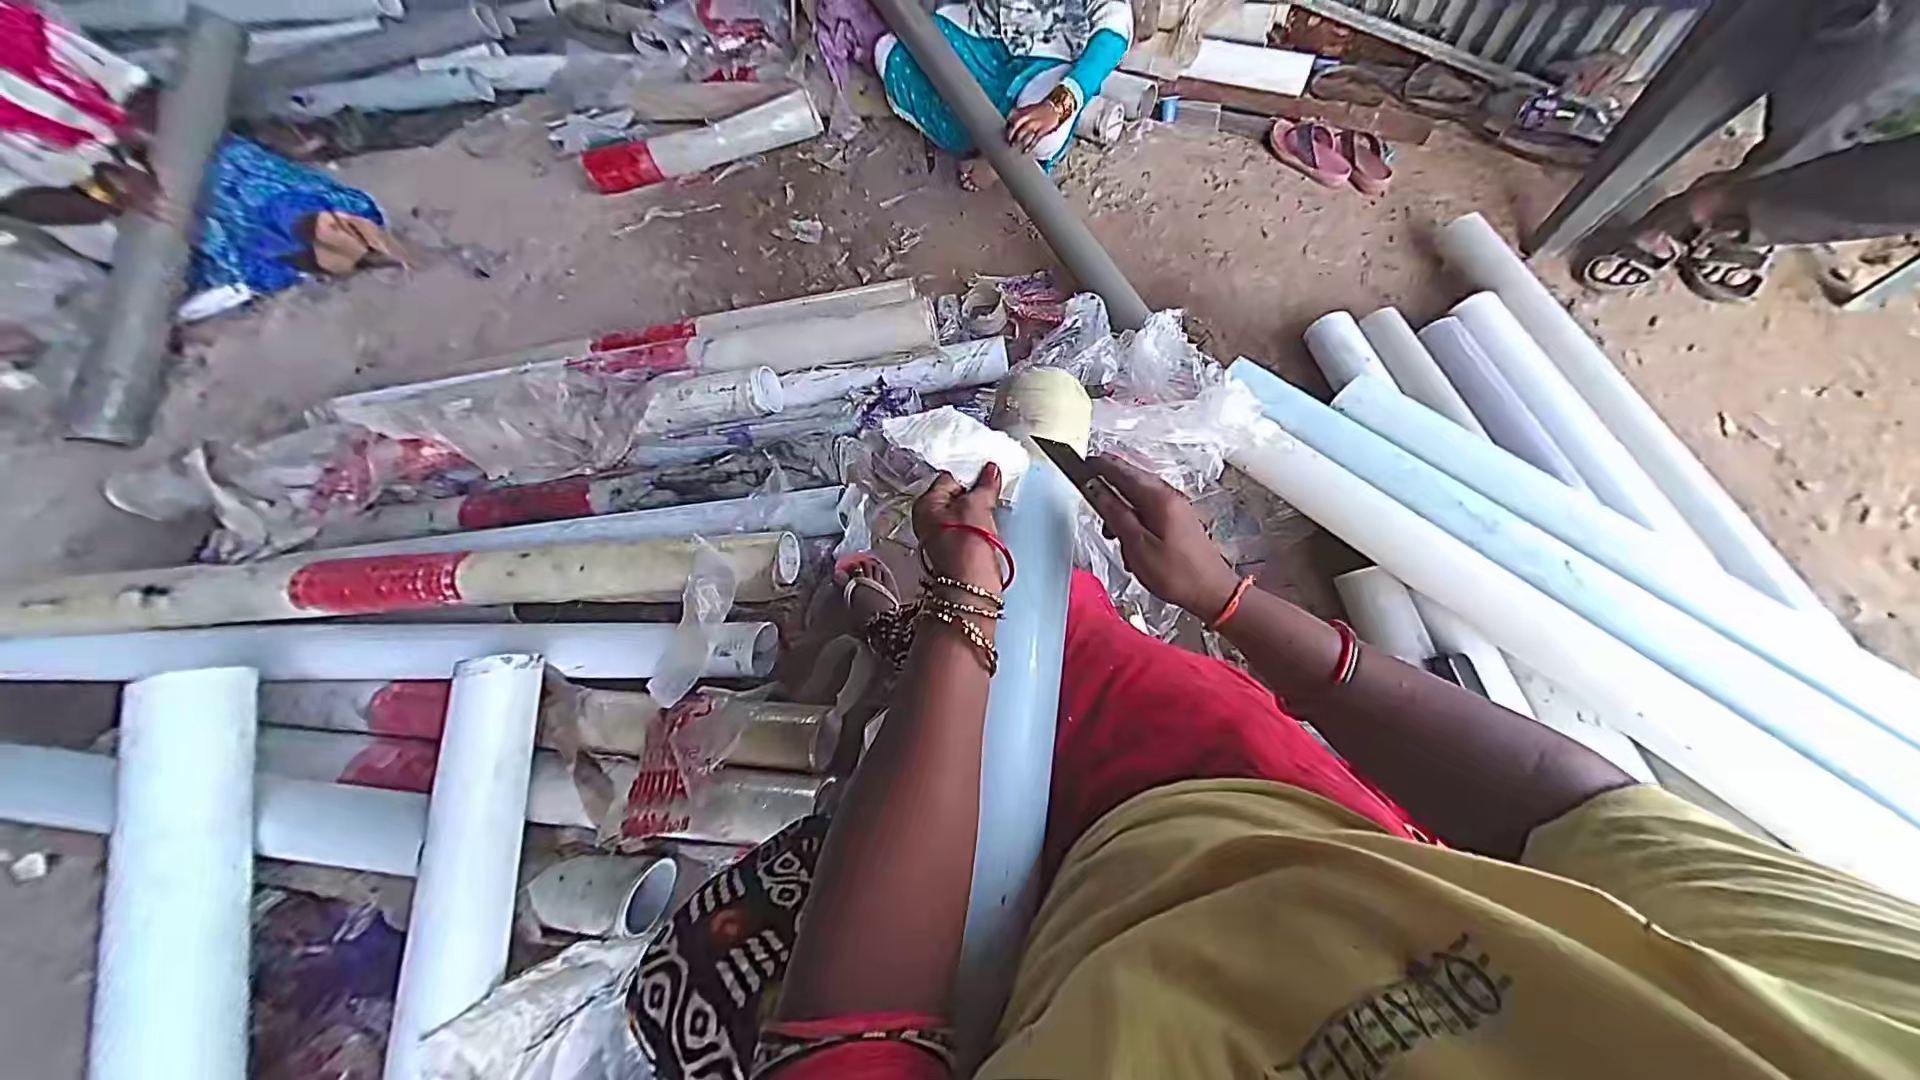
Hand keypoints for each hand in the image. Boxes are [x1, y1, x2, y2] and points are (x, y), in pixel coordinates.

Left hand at [914, 464, 1004, 592]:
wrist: (972, 585)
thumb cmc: (965, 548)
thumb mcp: (977, 505)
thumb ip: (985, 485)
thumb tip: (990, 471)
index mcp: (925, 505)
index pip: (949, 478)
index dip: (970, 476)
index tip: (987, 475)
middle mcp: (929, 521)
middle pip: (957, 496)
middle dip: (975, 494)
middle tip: (990, 494)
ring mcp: (944, 537)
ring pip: (965, 513)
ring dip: (980, 511)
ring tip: (990, 515)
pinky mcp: (959, 550)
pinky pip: (972, 529)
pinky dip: (982, 526)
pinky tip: (989, 530)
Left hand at [1006, 99, 1066, 152]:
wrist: (1055, 108)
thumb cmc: (1039, 111)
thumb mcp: (1028, 110)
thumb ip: (1018, 117)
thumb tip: (1008, 126)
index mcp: (1025, 110)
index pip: (1013, 117)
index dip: (1007, 126)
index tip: (1003, 133)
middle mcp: (1030, 115)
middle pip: (1017, 124)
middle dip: (1010, 133)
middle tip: (1007, 141)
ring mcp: (1037, 123)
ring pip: (1024, 131)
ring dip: (1018, 140)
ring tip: (1013, 146)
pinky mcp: (1043, 130)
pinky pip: (1035, 139)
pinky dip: (1029, 146)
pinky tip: (1025, 151)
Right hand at [1082, 455, 1241, 617]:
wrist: (1212, 592)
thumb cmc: (1175, 573)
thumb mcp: (1137, 545)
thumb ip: (1115, 514)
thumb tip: (1097, 490)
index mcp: (1158, 499)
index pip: (1123, 472)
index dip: (1100, 466)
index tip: (1084, 463)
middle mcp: (1169, 496)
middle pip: (1132, 479)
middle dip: (1109, 483)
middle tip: (1090, 490)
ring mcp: (1176, 507)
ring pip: (1139, 495)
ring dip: (1120, 505)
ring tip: (1109, 528)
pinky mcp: (1178, 519)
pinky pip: (1149, 507)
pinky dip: (1133, 515)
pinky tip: (1128, 537)